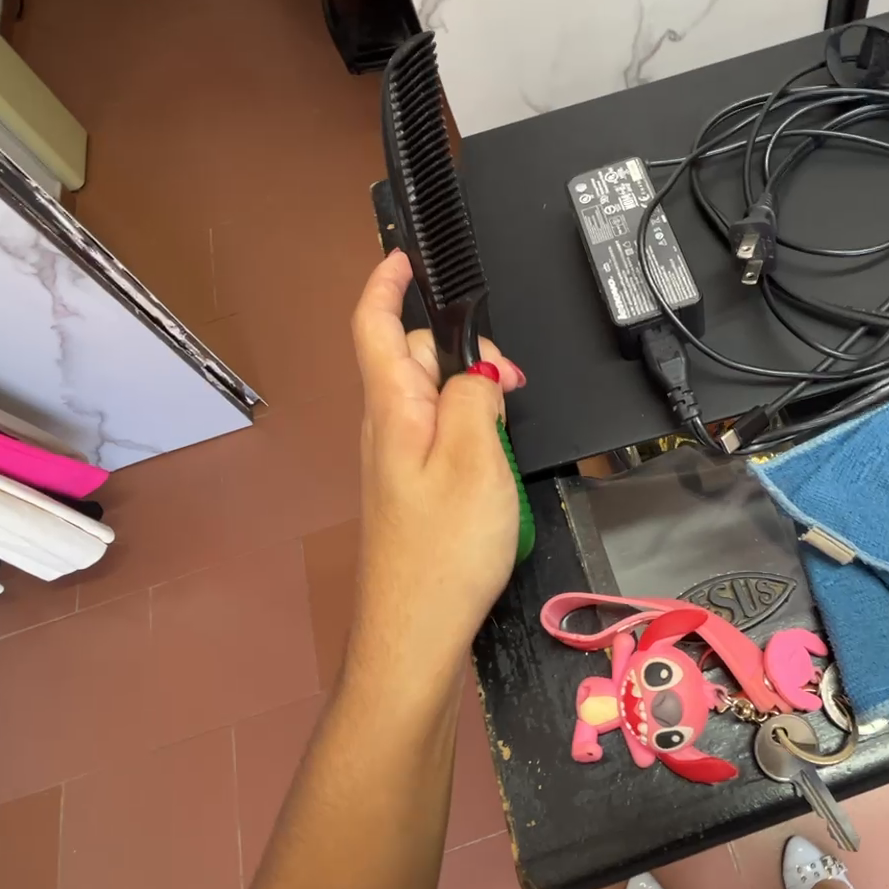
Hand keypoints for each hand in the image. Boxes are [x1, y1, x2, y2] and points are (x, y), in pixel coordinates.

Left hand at [347, 250, 526, 676]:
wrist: (417, 631)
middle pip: (417, 357)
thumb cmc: (444, 549)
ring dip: (475, 393)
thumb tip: (477, 370)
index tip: (406, 256)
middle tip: (513, 381)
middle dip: (465, 350)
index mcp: (393, 408)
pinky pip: (441, 432)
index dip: (387, 284)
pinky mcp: (415, 485)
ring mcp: (399, 458)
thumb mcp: (474, 457)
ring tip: (510, 424)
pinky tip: (496, 457)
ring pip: (435, 396)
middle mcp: (388, 426)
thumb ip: (474, 396)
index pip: (376, 326)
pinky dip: (471, 426)